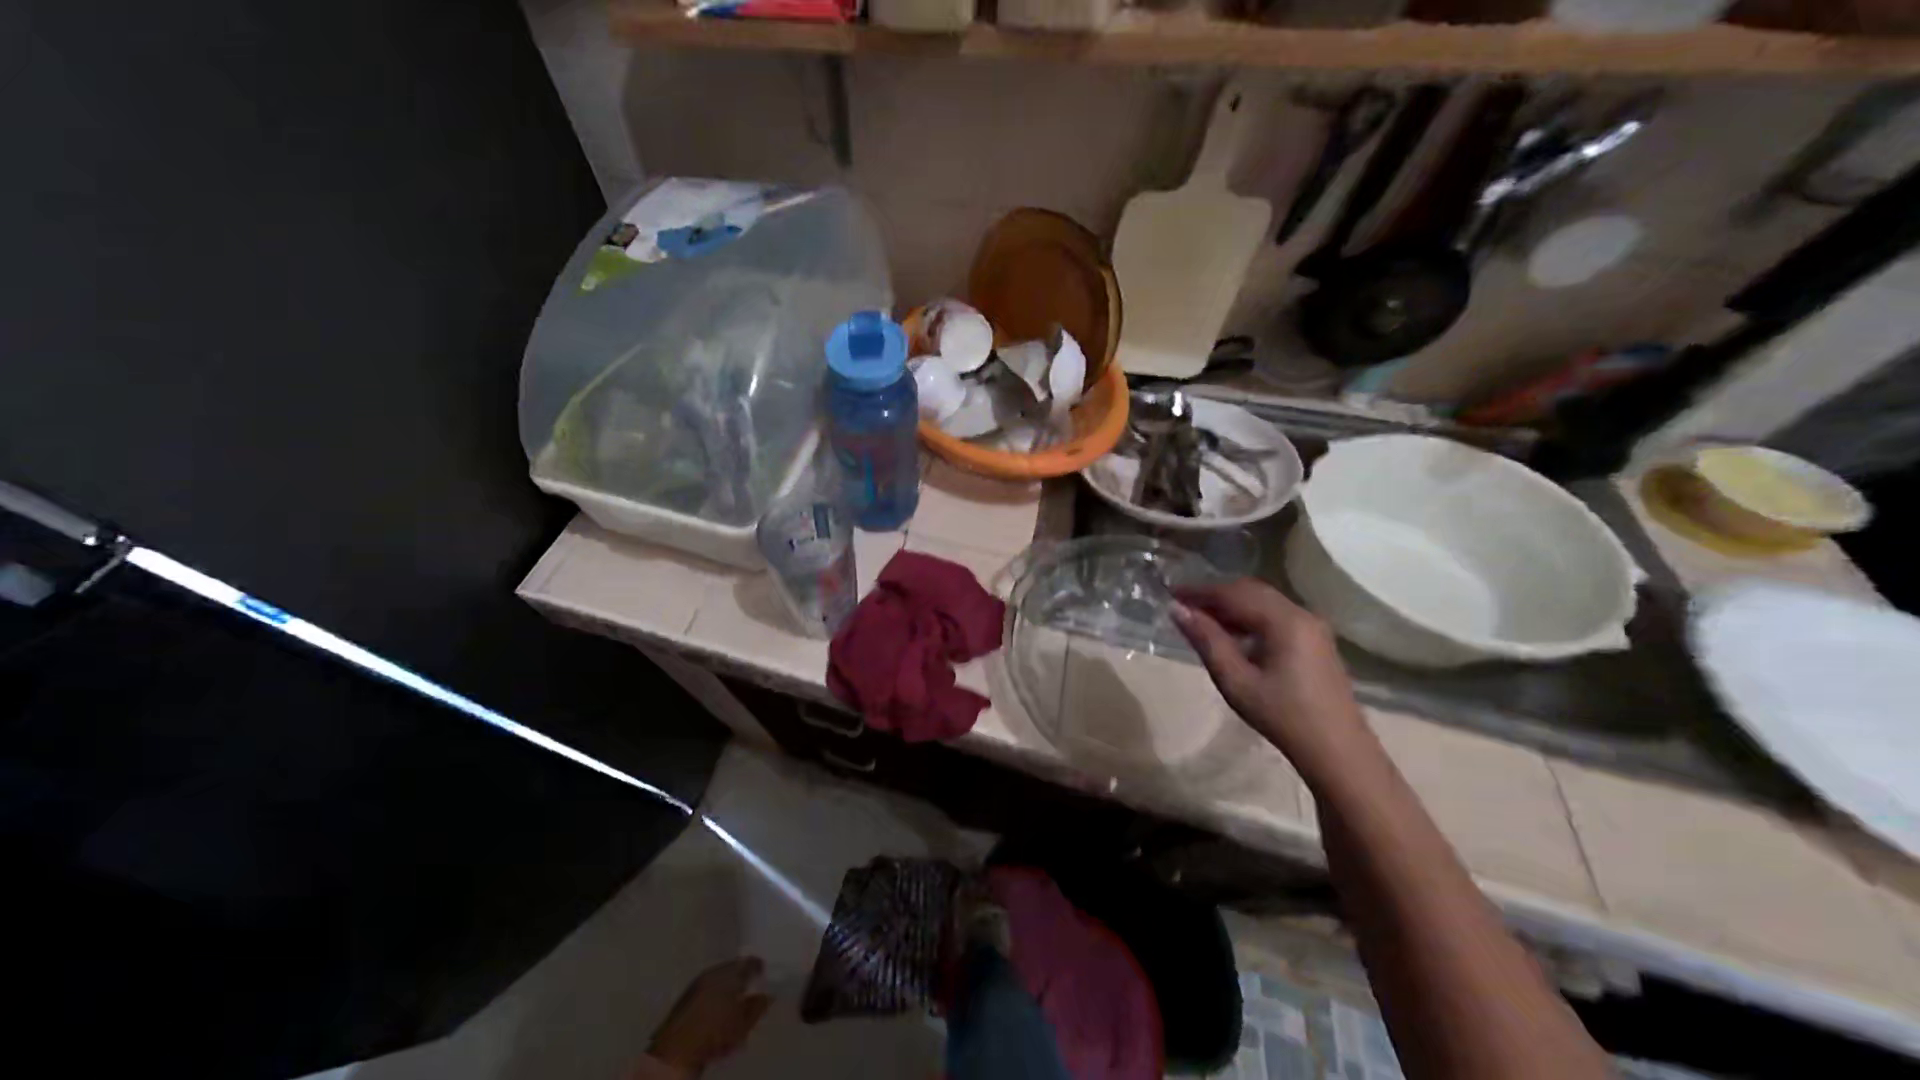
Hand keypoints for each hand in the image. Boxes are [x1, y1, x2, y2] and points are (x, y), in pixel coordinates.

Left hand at [647, 958, 771, 1077]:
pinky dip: (715, 997)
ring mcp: (696, 984)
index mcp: (729, 972)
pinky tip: (718, 1013)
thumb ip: (758, 1006)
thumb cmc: (714, 1034)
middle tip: (751, 991)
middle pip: (733, 970)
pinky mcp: (685, 999)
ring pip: (719, 981)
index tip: (765, 976)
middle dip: (742, 979)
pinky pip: (707, 991)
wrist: (674, 1052)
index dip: (759, 968)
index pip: (750, 962)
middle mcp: (713, 972)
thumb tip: (767, 995)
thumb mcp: (743, 1023)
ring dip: (728, 989)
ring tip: (735, 1005)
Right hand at [1171, 579, 1372, 780]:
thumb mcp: (1236, 681)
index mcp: (1284, 621)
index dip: (1200, 591)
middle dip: (1216, 595)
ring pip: (1264, 602)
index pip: (1234, 593)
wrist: (1337, 750)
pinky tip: (1232, 634)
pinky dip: (1249, 616)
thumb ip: (1207, 641)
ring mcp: (1313, 626)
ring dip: (1232, 605)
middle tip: (1183, 605)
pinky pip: (1276, 615)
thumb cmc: (1282, 716)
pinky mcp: (1315, 640)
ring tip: (1201, 619)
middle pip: (1252, 591)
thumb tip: (1178, 611)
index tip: (1171, 593)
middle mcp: (1302, 614)